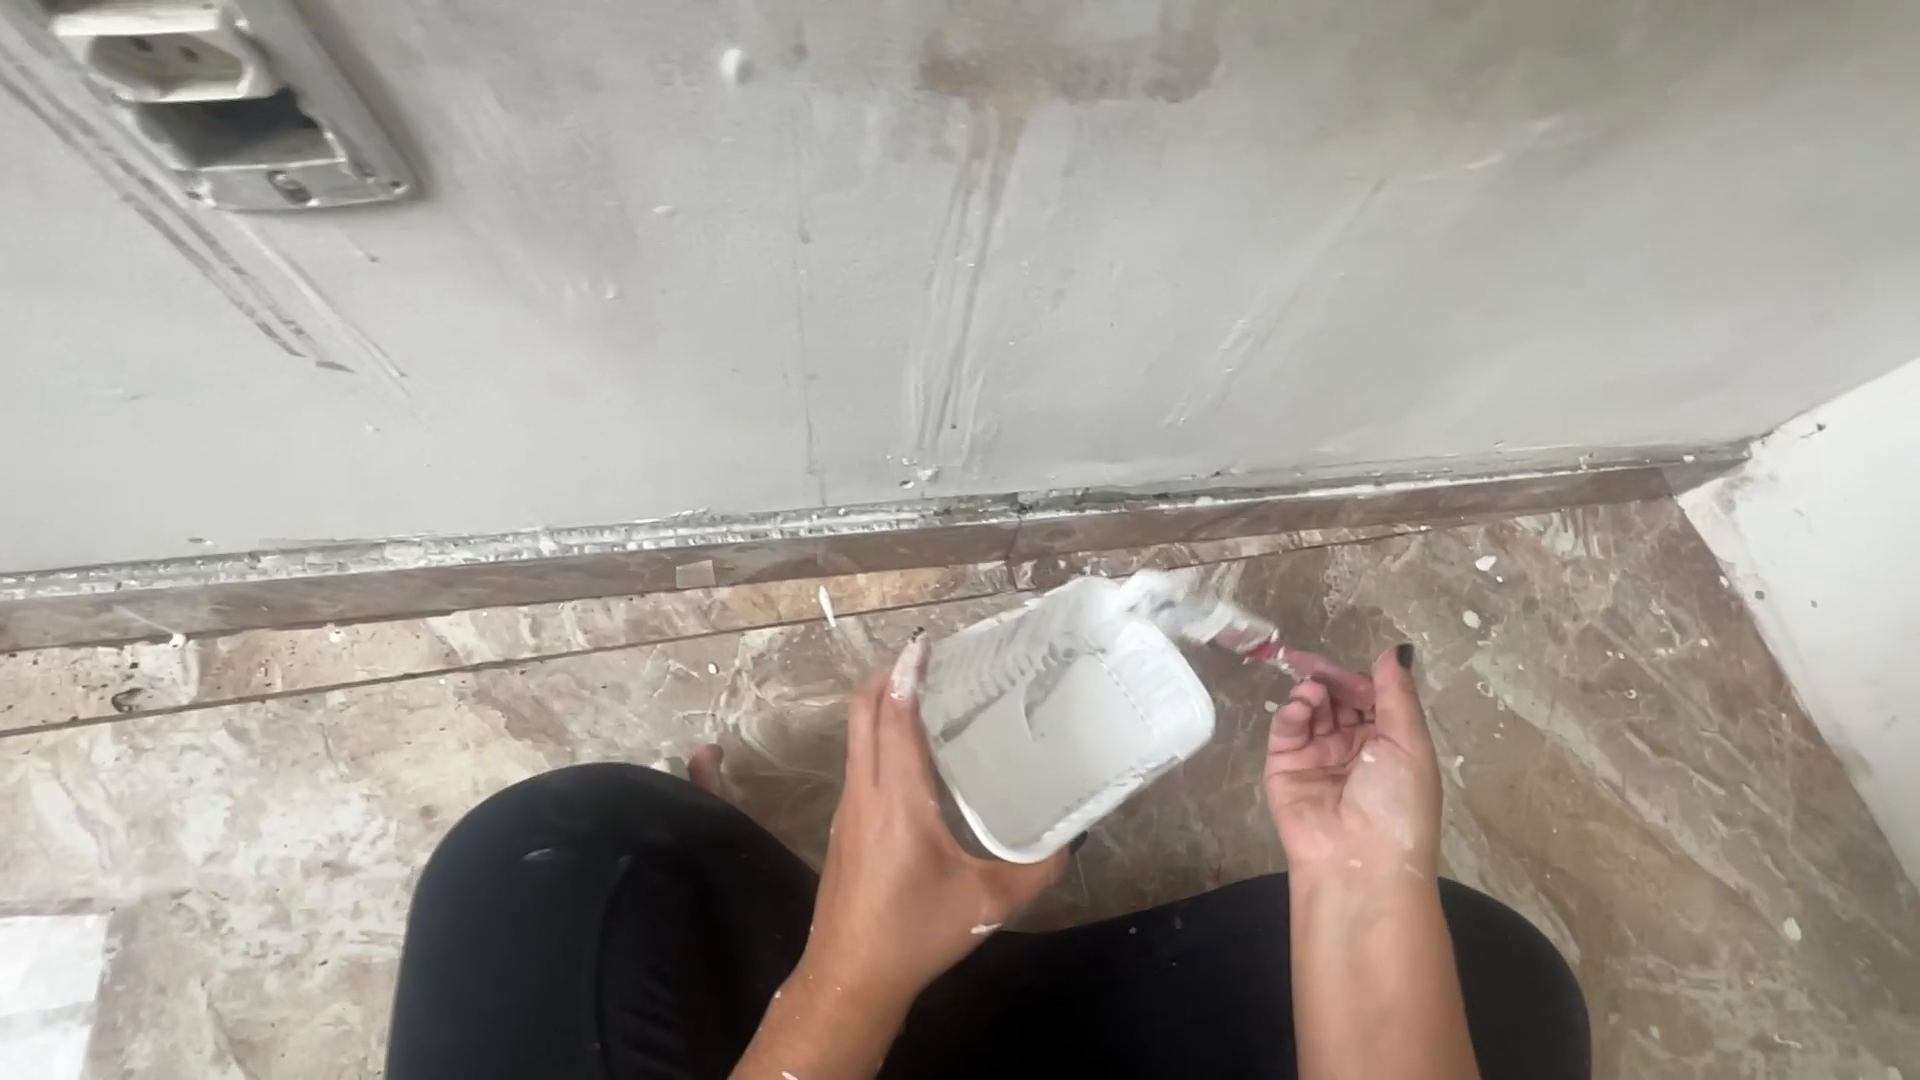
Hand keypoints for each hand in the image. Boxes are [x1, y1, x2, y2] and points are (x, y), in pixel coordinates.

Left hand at [797, 633, 1066, 1008]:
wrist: (849, 978)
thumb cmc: (916, 934)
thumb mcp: (988, 902)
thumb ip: (1037, 868)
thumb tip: (1072, 838)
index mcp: (899, 798)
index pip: (895, 716)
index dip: (907, 673)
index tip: (924, 641)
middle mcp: (866, 790)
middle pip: (863, 712)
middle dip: (889, 674)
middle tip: (927, 657)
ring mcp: (848, 805)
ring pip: (856, 734)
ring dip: (881, 702)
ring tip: (922, 690)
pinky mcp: (844, 822)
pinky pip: (859, 758)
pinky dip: (877, 732)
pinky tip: (908, 747)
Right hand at [1263, 645, 1441, 877]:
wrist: (1359, 861)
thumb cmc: (1397, 804)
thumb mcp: (1409, 744)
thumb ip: (1396, 694)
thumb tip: (1394, 650)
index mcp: (1389, 744)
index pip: (1369, 697)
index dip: (1359, 679)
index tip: (1349, 668)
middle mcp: (1352, 747)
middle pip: (1336, 698)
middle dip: (1327, 678)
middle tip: (1310, 663)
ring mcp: (1316, 755)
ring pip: (1310, 709)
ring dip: (1310, 694)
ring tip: (1311, 693)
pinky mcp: (1283, 765)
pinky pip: (1285, 728)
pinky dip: (1290, 712)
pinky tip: (1299, 707)